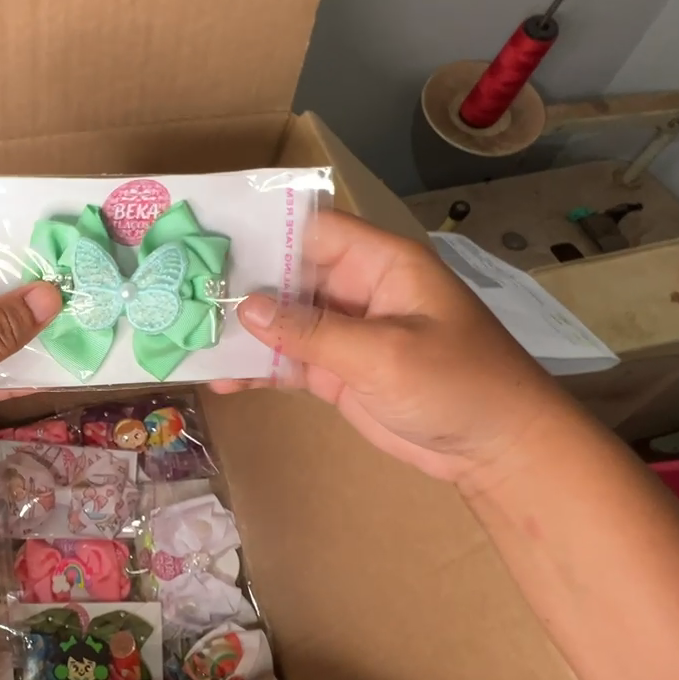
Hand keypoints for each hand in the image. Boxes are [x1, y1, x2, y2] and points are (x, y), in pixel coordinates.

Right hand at [214, 211, 581, 490]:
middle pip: (287, 275)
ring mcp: (344, 332)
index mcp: (380, 264)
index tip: (211, 243)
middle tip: (182, 294)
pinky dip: (257, 368)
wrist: (495, 449)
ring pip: (281, 321)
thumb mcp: (383, 354)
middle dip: (240, 286)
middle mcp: (356, 290)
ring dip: (242, 332)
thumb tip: (245, 308)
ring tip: (189, 337)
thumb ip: (312, 331)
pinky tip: (221, 379)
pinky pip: (287, 360)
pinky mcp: (336, 371)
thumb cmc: (458, 384)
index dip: (264, 232)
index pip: (313, 230)